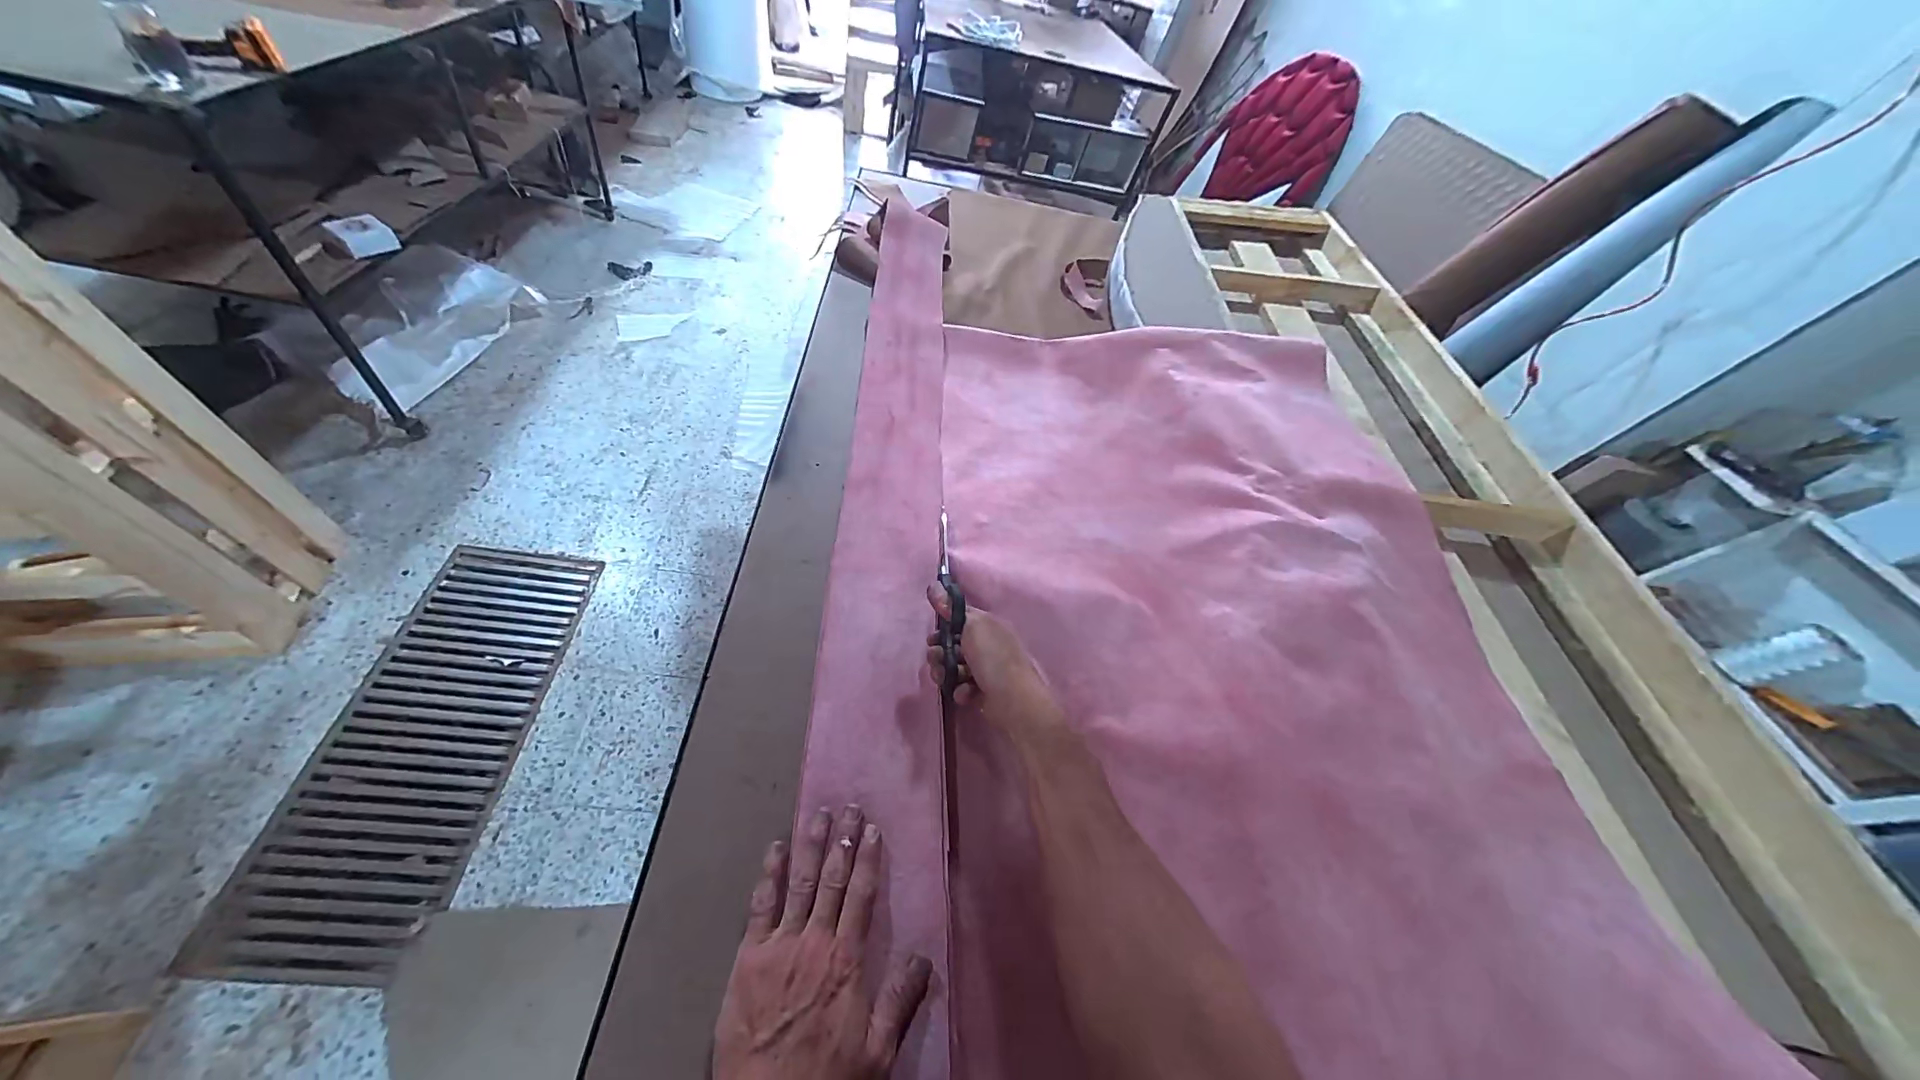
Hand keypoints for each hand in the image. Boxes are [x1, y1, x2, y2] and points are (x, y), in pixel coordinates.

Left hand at [714, 805, 932, 1079]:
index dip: (869, 860)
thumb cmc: (825, 1076)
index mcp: (846, 960)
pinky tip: (774, 849)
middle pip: (832, 880)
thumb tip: (923, 959)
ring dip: (809, 846)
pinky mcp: (747, 957)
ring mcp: (779, 946)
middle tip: (849, 809)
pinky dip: (768, 875)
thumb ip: (899, 1001)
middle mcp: (815, 942)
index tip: (873, 831)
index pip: (862, 896)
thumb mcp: (876, 1051)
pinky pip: (760, 906)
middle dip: (842, 842)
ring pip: (798, 883)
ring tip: (817, 816)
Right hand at [925, 584, 1066, 743]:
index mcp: (987, 625)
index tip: (933, 636)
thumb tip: (934, 585)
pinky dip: (961, 690)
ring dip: (946, 672)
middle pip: (952, 645)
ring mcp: (985, 669)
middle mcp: (987, 645)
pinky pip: (961, 687)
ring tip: (948, 678)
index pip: (960, 618)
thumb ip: (952, 608)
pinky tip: (966, 693)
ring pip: (953, 668)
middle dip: (940, 653)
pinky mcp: (982, 692)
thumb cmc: (993, 658)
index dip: (944, 625)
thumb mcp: (972, 626)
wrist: (1013, 700)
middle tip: (939, 658)